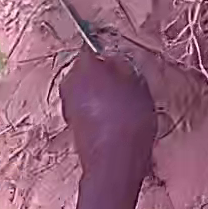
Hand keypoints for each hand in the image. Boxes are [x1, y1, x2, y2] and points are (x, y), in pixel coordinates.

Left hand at [61, 53, 156, 188]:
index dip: (109, 54)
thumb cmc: (128, 120)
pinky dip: (99, 112)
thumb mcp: (138, 84)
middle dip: (104, 75)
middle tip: (127, 84)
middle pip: (87, 71)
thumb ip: (123, 67)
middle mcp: (70, 83)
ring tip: (125, 107)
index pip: (92, 48)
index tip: (120, 60)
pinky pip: (87, 110)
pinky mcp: (73, 126)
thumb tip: (116, 63)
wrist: (116, 160)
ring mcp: (69, 106)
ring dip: (101, 95)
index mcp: (84, 66)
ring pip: (87, 91)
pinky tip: (117, 122)